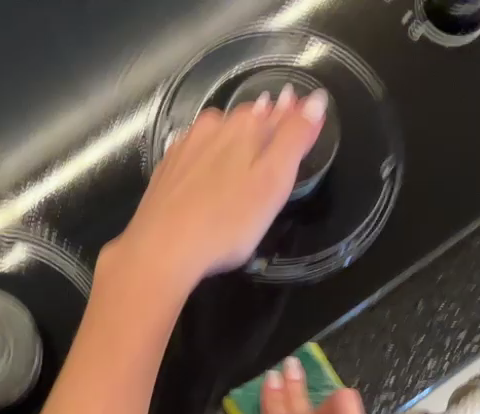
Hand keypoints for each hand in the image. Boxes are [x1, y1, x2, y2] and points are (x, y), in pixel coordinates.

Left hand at [107, 86, 326, 286]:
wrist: (164, 248)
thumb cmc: (227, 223)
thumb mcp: (273, 183)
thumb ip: (295, 139)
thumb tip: (316, 99)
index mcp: (245, 127)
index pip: (280, 113)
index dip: (295, 121)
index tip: (306, 131)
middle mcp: (214, 126)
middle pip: (248, 120)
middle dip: (264, 130)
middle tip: (276, 153)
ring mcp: (187, 145)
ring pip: (219, 134)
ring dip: (234, 141)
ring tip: (245, 162)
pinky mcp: (168, 168)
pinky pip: (196, 152)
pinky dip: (208, 158)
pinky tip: (210, 176)